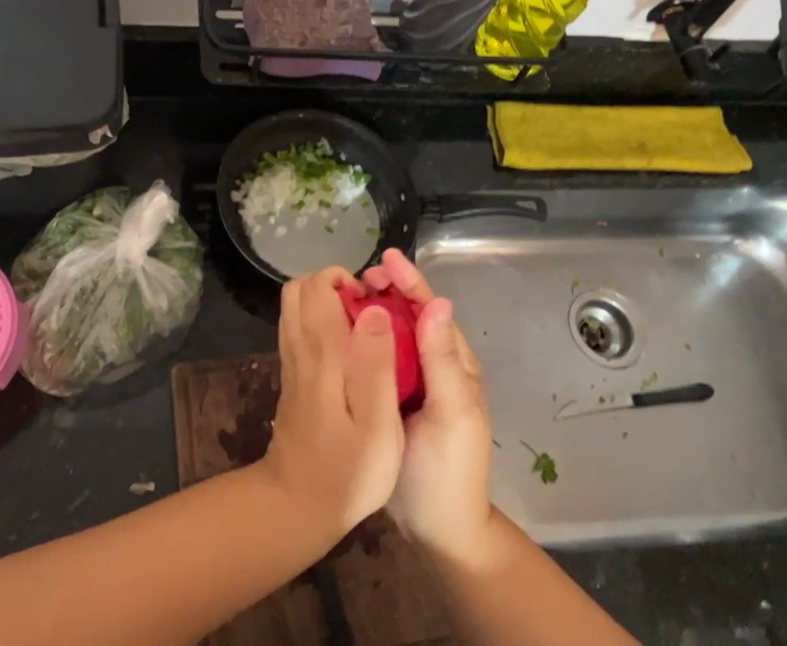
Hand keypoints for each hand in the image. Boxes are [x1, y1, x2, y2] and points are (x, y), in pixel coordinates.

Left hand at [257, 266, 405, 535]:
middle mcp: (300, 348)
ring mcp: (292, 364)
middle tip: (370, 309)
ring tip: (364, 328)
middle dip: (335, 285)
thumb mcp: (377, 423)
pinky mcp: (292, 380)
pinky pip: (298, 331)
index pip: (318, 287)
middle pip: (301, 290)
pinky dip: (320, 324)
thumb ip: (376, 362)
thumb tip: (375, 308)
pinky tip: (349, 352)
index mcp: (322, 352)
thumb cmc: (348, 470)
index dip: (347, 280)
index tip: (377, 300)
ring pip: (296, 309)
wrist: (297, 506)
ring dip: (326, 303)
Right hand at [363, 249, 494, 563]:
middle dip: (385, 291)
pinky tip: (334, 336)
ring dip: (368, 312)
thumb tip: (438, 301)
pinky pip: (374, 361)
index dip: (410, 282)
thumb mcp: (453, 414)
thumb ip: (443, 361)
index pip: (431, 311)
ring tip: (339, 296)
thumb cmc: (449, 470)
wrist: (436, 528)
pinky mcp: (387, 403)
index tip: (385, 258)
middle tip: (354, 278)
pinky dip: (357, 342)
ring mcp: (410, 386)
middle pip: (408, 317)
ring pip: (389, 336)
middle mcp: (432, 368)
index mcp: (452, 365)